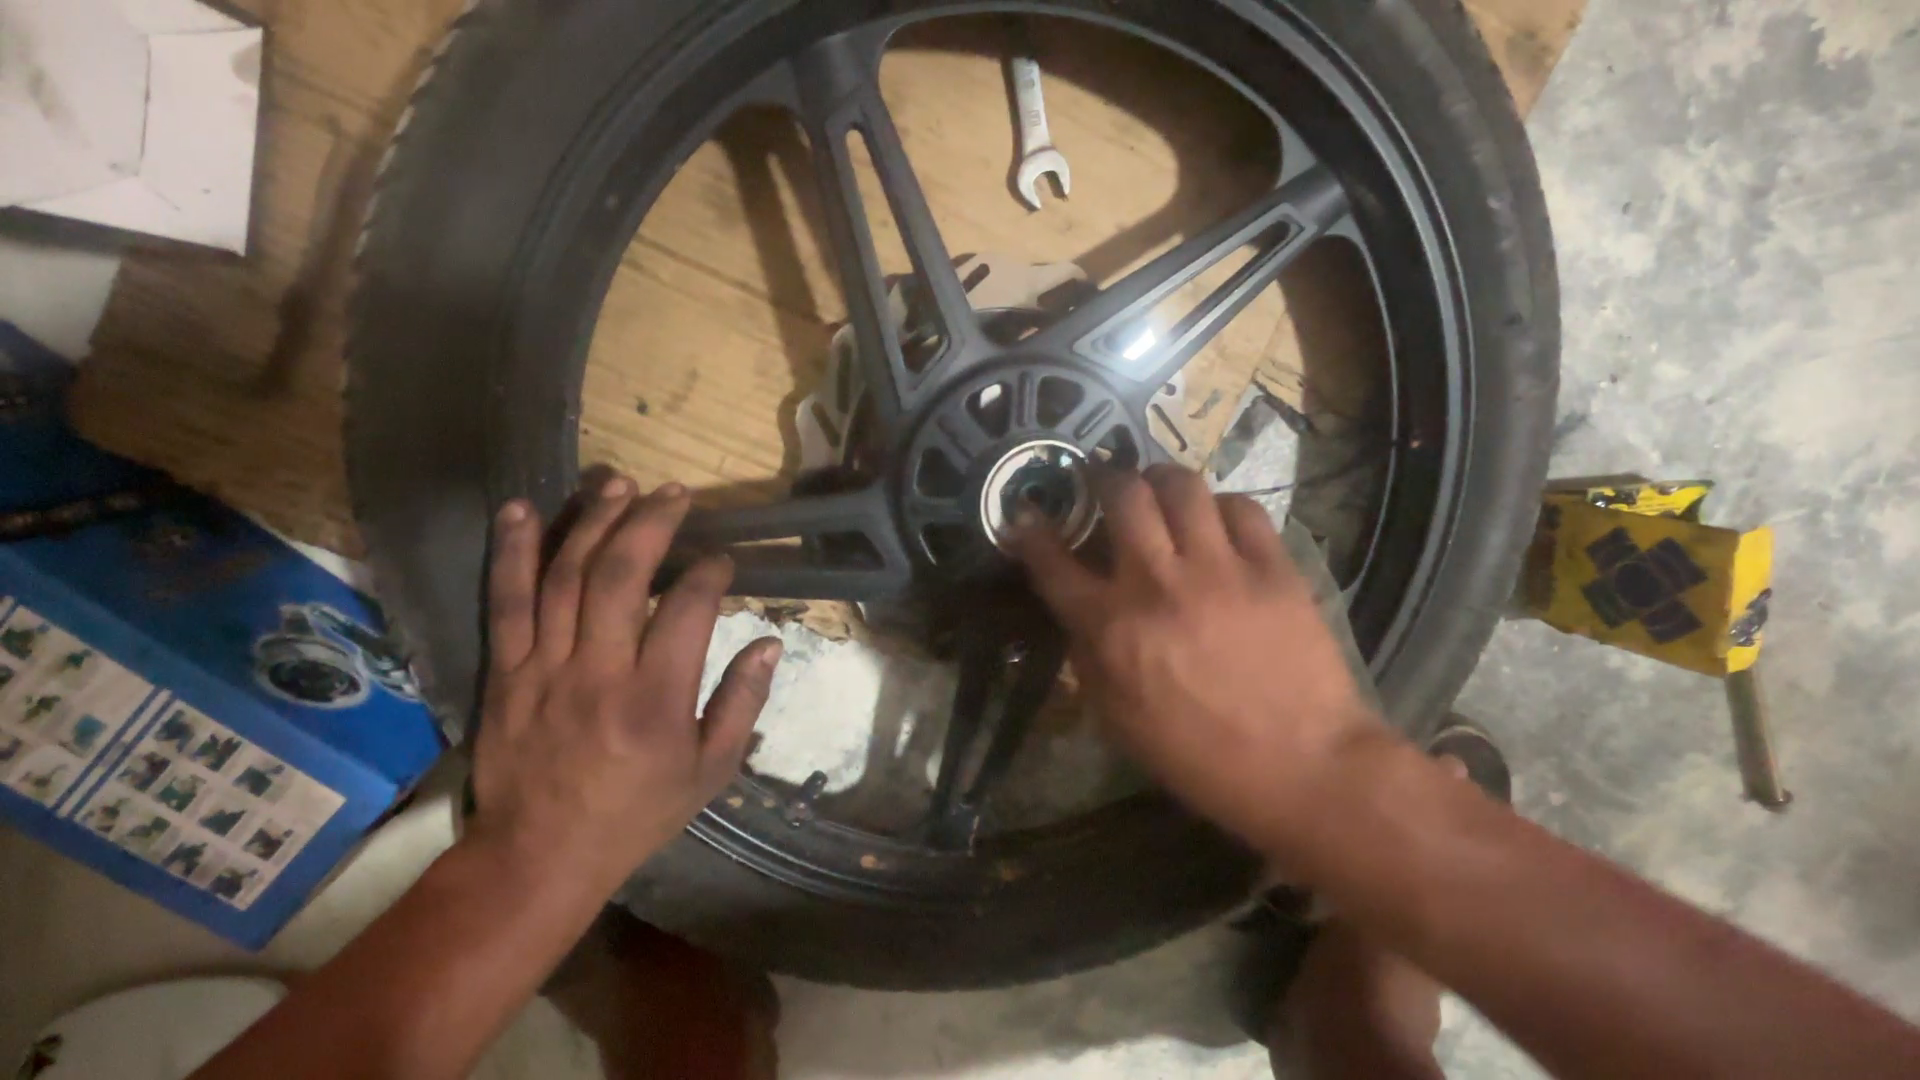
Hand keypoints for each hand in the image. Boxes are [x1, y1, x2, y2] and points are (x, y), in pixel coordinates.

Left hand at [466, 475, 782, 896]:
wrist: (539, 855)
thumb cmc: (636, 814)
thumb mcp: (710, 771)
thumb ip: (742, 703)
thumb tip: (770, 642)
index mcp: (656, 701)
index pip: (687, 610)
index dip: (710, 572)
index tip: (722, 560)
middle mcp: (599, 673)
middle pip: (623, 576)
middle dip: (652, 523)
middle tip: (675, 493)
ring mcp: (544, 667)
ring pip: (566, 576)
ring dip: (594, 521)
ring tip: (618, 483)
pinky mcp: (505, 671)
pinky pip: (505, 602)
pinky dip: (513, 551)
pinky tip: (521, 507)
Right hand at [1015, 465, 1388, 849]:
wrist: (1301, 767)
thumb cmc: (1198, 756)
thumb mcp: (1117, 720)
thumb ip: (1087, 657)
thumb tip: (1076, 611)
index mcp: (1111, 627)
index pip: (1053, 562)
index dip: (1030, 532)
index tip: (1025, 516)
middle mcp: (1158, 583)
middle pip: (1121, 494)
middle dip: (1103, 478)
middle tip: (1104, 485)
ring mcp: (1220, 568)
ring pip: (1181, 486)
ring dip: (1160, 481)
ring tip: (1159, 492)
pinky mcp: (1273, 567)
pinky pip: (1242, 507)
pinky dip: (1221, 507)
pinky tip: (1217, 524)